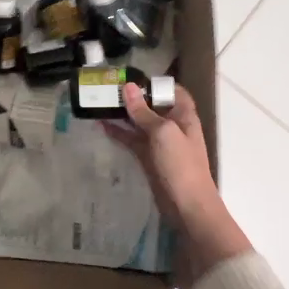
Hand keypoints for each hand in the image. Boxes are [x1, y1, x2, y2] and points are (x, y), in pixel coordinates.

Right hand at [103, 81, 250, 286]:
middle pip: (153, 106)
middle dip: (133, 97)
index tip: (132, 77)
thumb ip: (143, 112)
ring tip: (99, 103)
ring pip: (140, 124)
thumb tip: (128, 87)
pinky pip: (133, 142)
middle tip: (107, 88)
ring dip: (123, 114)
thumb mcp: (162, 133)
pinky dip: (120, 134)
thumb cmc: (181, 166)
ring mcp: (161, 145)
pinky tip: (102, 126)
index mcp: (184, 116)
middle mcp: (173, 127)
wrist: (189, 210)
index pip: (172, 91)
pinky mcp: (150, 161)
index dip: (155, 83)